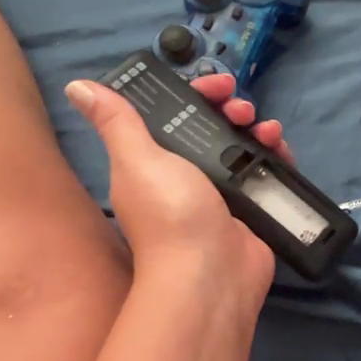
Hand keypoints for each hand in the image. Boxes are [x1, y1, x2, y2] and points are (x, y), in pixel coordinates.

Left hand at [64, 74, 286, 316]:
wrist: (210, 275)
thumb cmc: (170, 213)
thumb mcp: (138, 161)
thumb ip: (117, 121)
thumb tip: (78, 87)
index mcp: (155, 159)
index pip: (176, 112)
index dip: (197, 91)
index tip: (218, 85)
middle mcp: (188, 172)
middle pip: (214, 125)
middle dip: (231, 108)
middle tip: (243, 109)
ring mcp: (222, 190)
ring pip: (243, 145)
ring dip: (257, 129)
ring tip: (267, 130)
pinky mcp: (251, 205)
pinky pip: (265, 170)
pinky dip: (275, 154)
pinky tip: (282, 148)